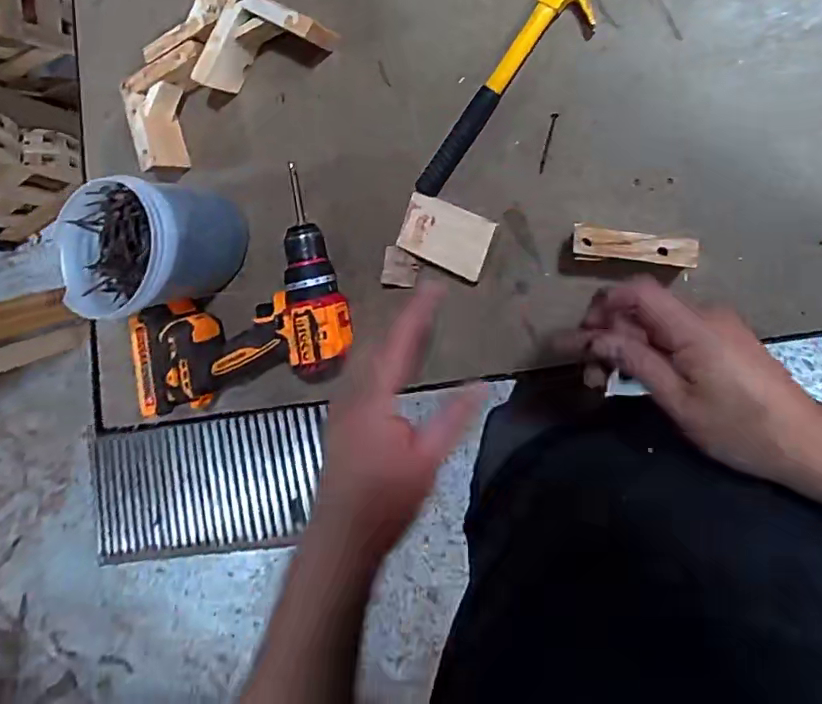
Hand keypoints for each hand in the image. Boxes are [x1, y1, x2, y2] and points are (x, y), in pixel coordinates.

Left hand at [312, 280, 485, 558]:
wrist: (340, 537)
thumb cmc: (385, 501)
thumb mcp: (427, 460)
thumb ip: (453, 418)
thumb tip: (481, 385)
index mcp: (374, 395)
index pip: (400, 342)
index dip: (419, 312)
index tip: (434, 286)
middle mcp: (353, 390)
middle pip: (379, 342)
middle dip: (404, 318)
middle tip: (428, 300)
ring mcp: (342, 404)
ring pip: (366, 355)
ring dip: (390, 335)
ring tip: (414, 322)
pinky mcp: (340, 417)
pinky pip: (361, 371)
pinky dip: (380, 355)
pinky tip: (389, 363)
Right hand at [575, 276, 821, 487]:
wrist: (807, 443)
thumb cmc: (741, 430)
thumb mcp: (681, 402)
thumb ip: (637, 362)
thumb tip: (594, 338)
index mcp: (694, 326)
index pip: (637, 291)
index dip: (603, 305)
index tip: (584, 337)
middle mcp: (705, 313)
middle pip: (643, 305)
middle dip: (610, 330)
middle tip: (590, 369)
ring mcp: (718, 323)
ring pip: (658, 318)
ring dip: (629, 340)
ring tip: (612, 376)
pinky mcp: (725, 336)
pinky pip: (677, 328)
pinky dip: (653, 344)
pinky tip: (645, 372)